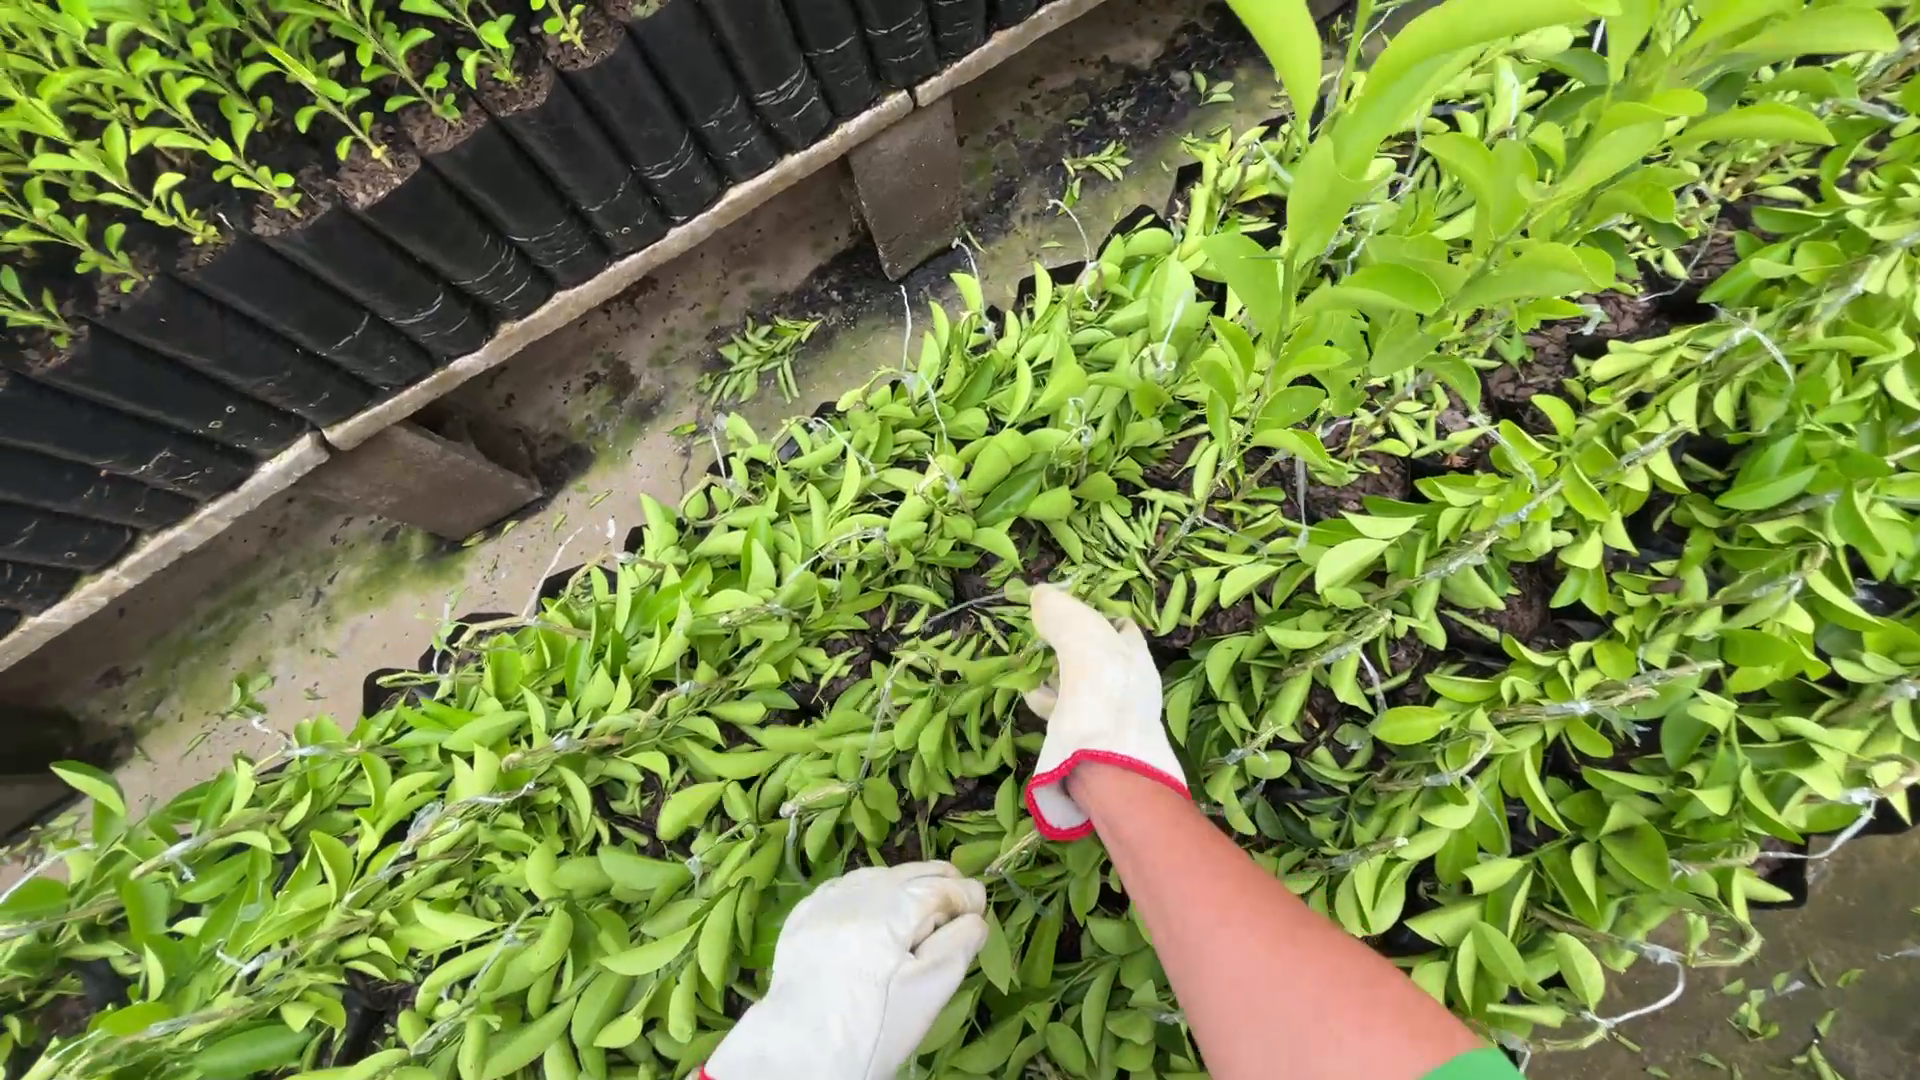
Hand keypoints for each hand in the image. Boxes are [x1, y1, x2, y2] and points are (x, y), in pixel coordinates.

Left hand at [703, 862, 987, 1079]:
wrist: (798, 1056)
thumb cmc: (872, 1028)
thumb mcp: (927, 993)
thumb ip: (958, 946)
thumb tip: (976, 916)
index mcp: (892, 907)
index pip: (945, 884)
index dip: (969, 899)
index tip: (976, 919)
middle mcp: (859, 889)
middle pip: (914, 871)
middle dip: (939, 890)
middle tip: (949, 922)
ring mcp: (828, 896)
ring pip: (882, 875)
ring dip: (904, 892)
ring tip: (911, 929)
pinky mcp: (806, 911)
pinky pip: (849, 889)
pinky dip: (869, 899)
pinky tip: (873, 927)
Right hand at [1022, 584, 1189, 839]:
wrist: (1105, 770)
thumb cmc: (1102, 696)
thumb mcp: (1084, 641)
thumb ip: (1063, 614)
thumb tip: (1041, 594)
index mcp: (1135, 657)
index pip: (1117, 624)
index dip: (1091, 613)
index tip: (1061, 610)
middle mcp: (1126, 684)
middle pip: (1093, 654)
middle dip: (1065, 643)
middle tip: (1039, 637)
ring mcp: (1106, 714)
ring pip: (1076, 684)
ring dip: (1052, 671)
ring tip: (1028, 665)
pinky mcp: (1086, 739)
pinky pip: (1064, 712)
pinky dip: (1047, 700)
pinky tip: (1030, 696)